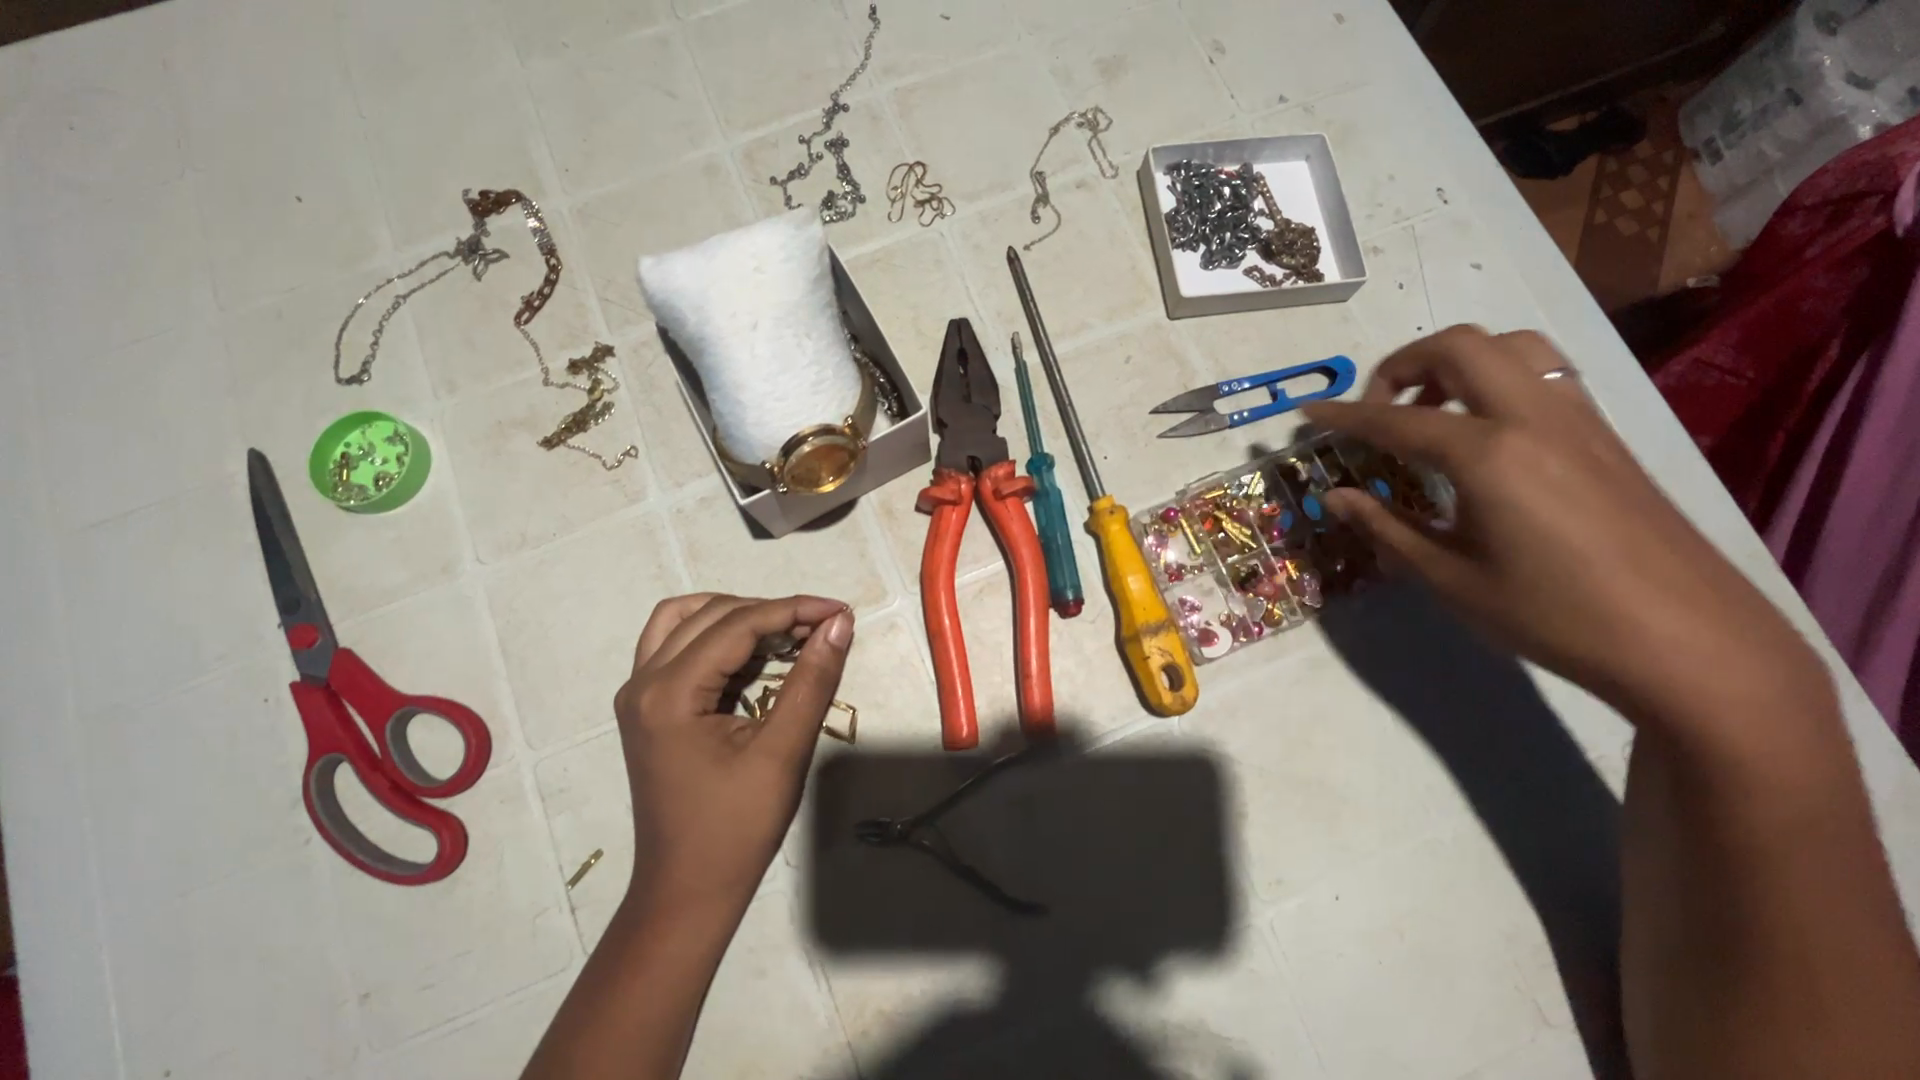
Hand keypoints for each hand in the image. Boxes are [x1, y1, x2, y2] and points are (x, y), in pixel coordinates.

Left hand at [615, 594, 853, 916]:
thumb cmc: (736, 828)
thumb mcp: (782, 752)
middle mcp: (642, 682)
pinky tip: (755, 657)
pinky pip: (676, 650)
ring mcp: (638, 696)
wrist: (687, 891)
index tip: (841, 611)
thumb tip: (838, 625)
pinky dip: (716, 640)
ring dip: (734, 616)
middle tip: (820, 627)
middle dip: (768, 611)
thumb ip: (811, 681)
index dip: (793, 610)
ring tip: (784, 633)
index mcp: (668, 693)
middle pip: (708, 615)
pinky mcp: (645, 710)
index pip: (736, 625)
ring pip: (682, 622)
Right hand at [1303, 326, 1826, 724]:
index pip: (1396, 419)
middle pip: (1458, 346)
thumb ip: (1387, 528)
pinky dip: (1499, 376)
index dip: (1345, 415)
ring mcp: (1577, 418)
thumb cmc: (1554, 616)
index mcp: (1488, 454)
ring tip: (1432, 410)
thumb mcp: (1452, 581)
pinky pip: (1544, 372)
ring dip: (1457, 361)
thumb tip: (1336, 496)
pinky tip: (1488, 431)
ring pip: (1510, 345)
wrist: (1686, 638)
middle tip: (1378, 411)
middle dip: (1403, 365)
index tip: (1309, 413)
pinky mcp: (1605, 432)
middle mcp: (1532, 416)